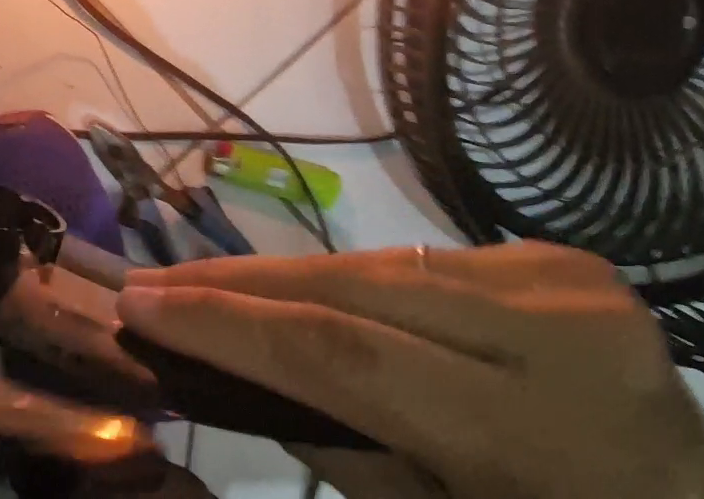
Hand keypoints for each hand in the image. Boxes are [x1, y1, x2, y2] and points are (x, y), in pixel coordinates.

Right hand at [115, 242, 703, 498]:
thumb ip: (331, 443)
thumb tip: (219, 360)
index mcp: (548, 433)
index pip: (344, 353)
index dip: (225, 323)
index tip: (135, 303)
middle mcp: (564, 334)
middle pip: (348, 288)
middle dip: (233, 285)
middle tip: (147, 284)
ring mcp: (567, 283)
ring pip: (367, 264)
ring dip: (273, 276)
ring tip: (196, 284)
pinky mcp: (557, 261)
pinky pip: (407, 261)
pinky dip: (335, 276)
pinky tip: (283, 289)